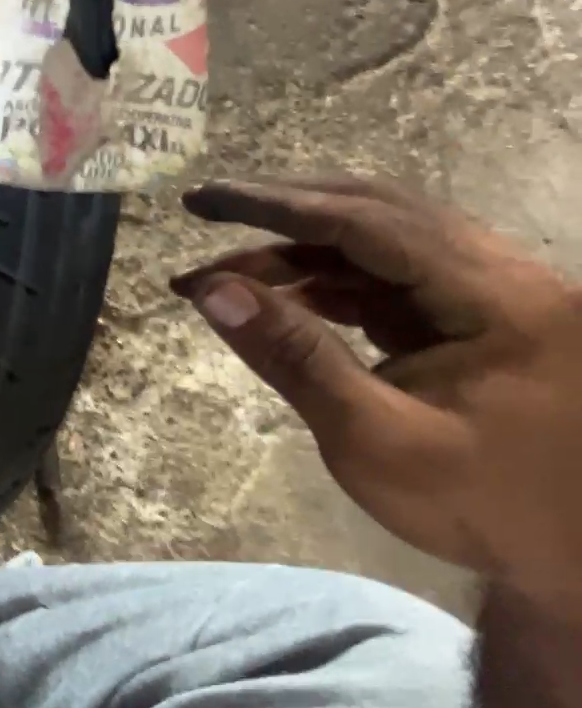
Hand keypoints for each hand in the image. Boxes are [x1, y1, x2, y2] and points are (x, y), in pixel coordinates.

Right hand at [172, 177, 581, 613]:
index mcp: (501, 300)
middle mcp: (508, 280)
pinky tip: (275, 300)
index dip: (276, 204)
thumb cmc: (486, 506)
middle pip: (378, 212)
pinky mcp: (474, 321)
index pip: (369, 222)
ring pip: (378, 244)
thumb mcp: (374, 438)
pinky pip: (386, 277)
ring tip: (219, 277)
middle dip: (283, 209)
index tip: (199, 200)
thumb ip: (292, 355)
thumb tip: (210, 288)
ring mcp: (494, 299)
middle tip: (203, 211)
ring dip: (295, 250)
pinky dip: (322, 279)